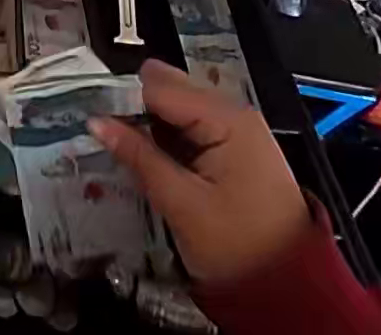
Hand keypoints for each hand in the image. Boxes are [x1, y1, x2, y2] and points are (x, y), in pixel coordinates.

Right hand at [89, 58, 309, 284]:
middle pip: (170, 87)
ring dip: (148, 119)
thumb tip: (95, 121)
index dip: (121, 96)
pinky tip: (144, 150)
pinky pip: (190, 124)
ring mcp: (235, 127)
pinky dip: (165, 133)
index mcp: (226, 117)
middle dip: (134, 103)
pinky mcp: (232, 145)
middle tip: (100, 126)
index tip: (88, 109)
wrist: (292, 292)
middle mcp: (232, 111)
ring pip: (177, 105)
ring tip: (116, 138)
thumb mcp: (182, 204)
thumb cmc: (238, 247)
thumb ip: (139, 156)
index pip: (160, 88)